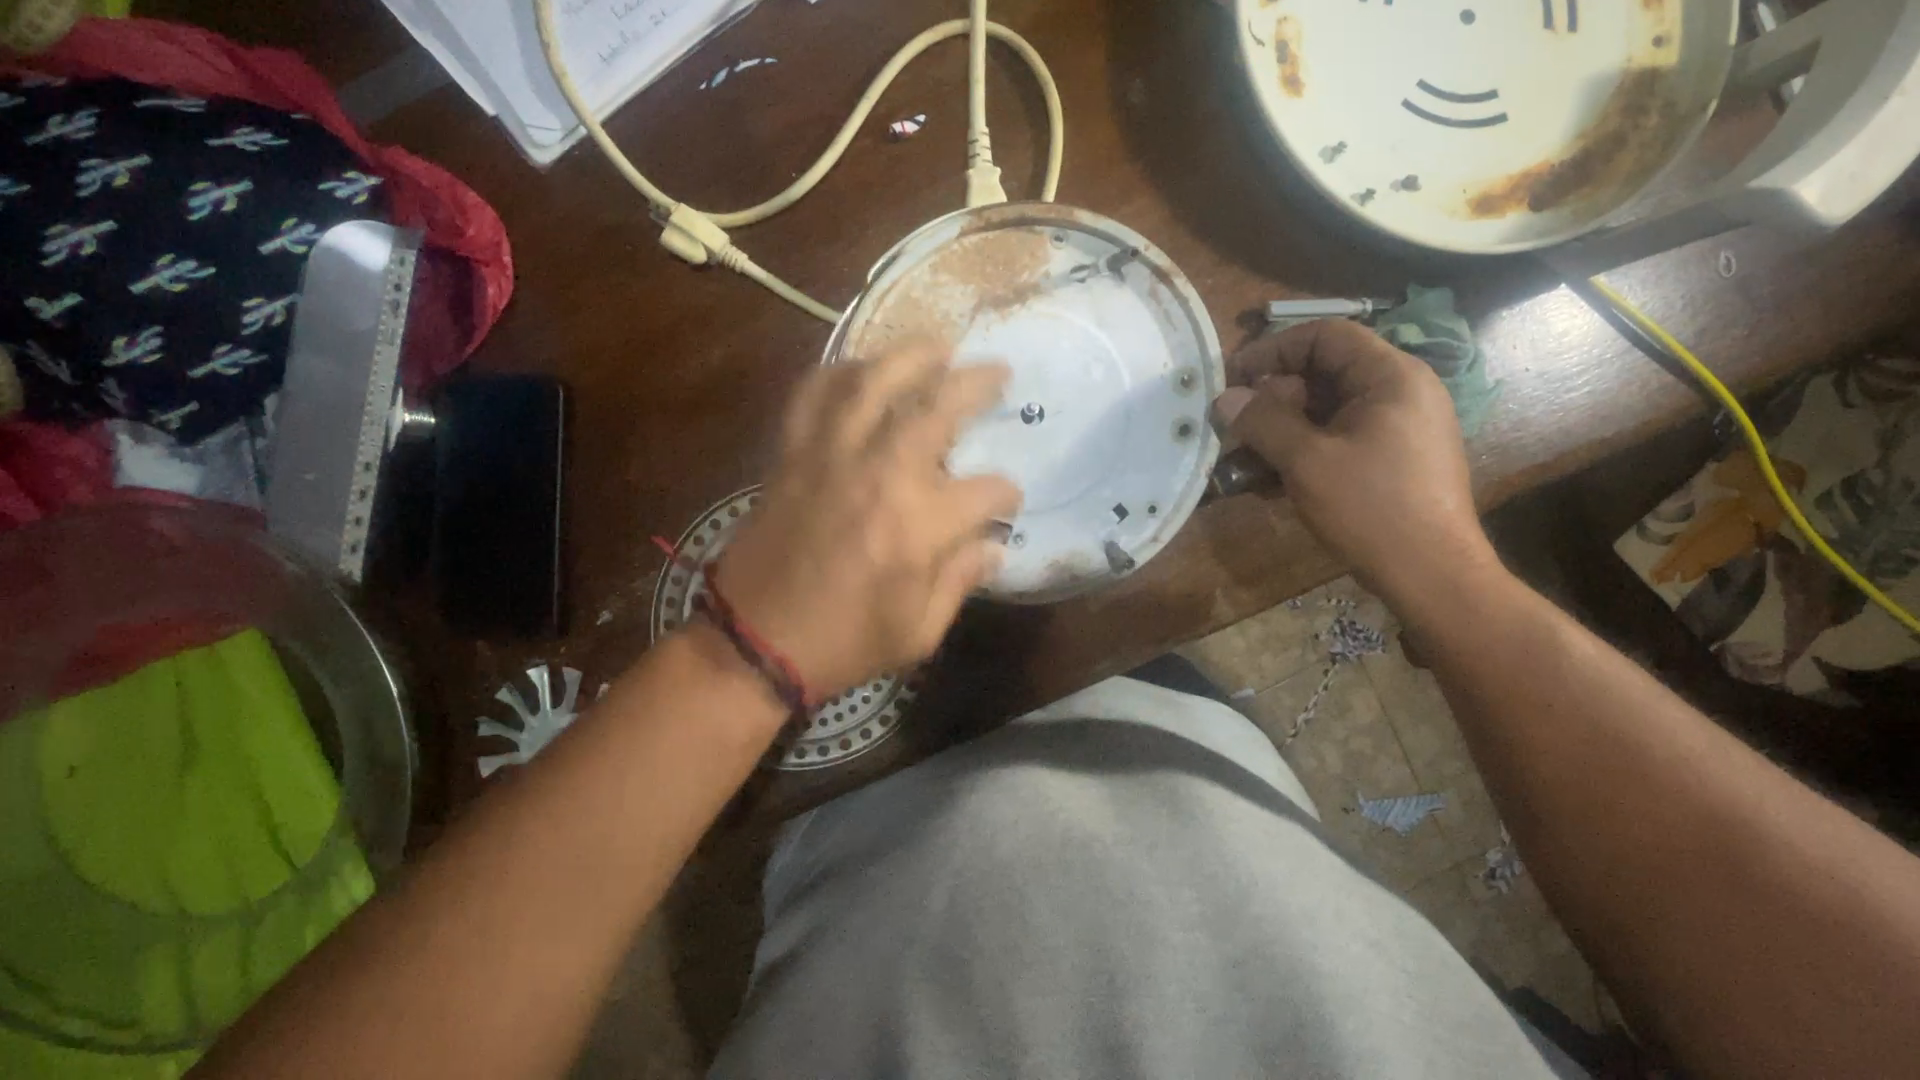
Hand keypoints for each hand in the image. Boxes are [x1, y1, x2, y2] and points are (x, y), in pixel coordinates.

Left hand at [713, 345, 1022, 698]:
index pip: (986, 491)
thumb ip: (961, 581)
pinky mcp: (793, 454)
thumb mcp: (919, 632)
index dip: (1005, 495)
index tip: (1008, 502)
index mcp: (920, 526)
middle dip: (976, 384)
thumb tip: (993, 547)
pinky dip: (837, 373)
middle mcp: (881, 474)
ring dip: (912, 356)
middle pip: (937, 408)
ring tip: (939, 345)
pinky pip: (813, 395)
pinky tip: (860, 369)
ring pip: (874, 382)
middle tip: (999, 370)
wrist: (754, 642)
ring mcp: (831, 456)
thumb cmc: (844, 644)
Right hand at [1212, 319, 1495, 602]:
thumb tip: (1225, 398)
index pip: (1325, 336)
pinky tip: (1271, 483)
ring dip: (1282, 430)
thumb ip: (1263, 423)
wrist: (1433, 576)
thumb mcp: (1307, 462)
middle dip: (1273, 398)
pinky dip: (1304, 452)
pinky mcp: (1395, 460)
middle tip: (1236, 429)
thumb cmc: (1372, 510)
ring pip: (1327, 411)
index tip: (1233, 379)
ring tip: (1246, 462)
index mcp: (1391, 377)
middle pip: (1324, 373)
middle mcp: (1401, 392)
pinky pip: (1340, 439)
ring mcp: (1401, 427)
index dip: (1273, 350)